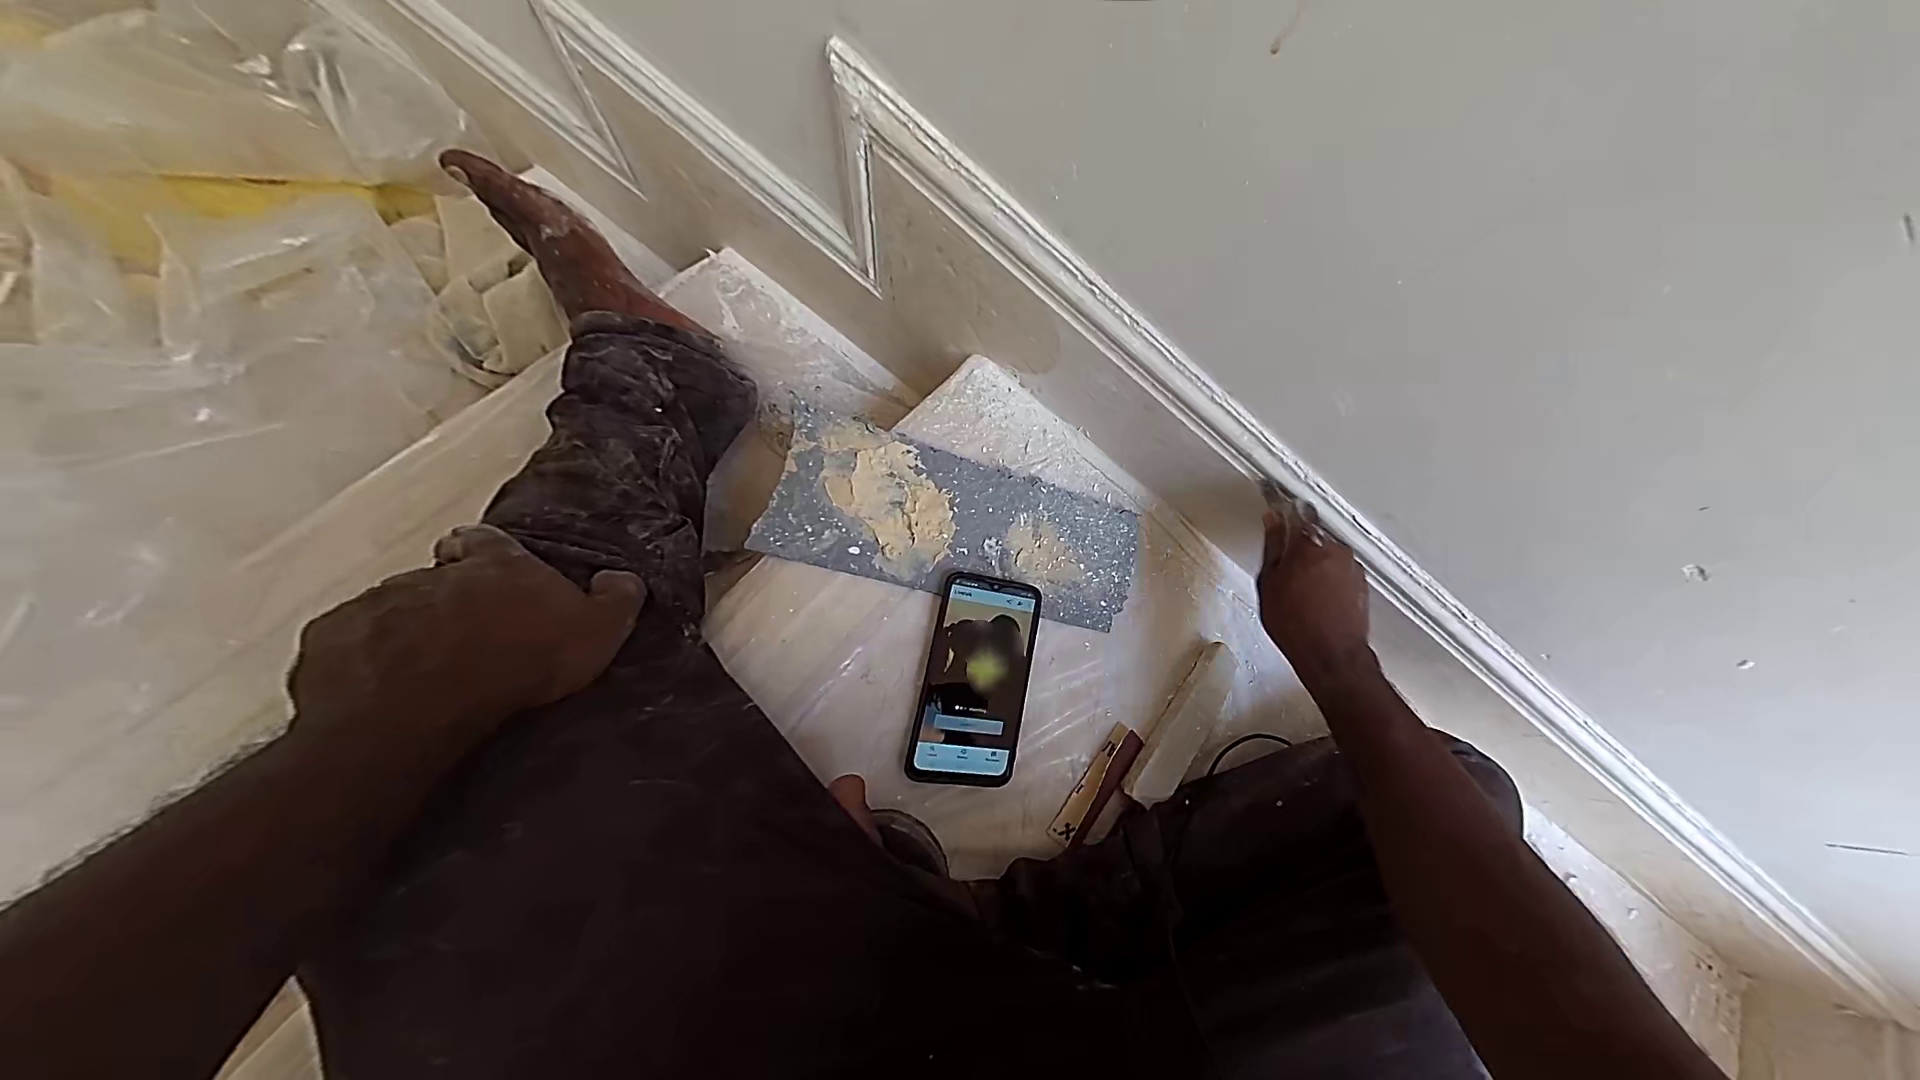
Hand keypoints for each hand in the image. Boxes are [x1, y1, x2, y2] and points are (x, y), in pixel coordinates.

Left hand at [288, 525, 645, 754]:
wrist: (426, 705)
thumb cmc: (524, 659)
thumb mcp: (597, 631)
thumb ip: (617, 599)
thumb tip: (623, 576)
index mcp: (495, 565)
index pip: (484, 538)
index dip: (484, 550)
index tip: (483, 565)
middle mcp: (433, 573)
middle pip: (436, 576)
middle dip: (446, 596)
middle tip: (463, 632)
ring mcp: (376, 603)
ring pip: (391, 608)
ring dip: (405, 627)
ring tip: (421, 667)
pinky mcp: (331, 639)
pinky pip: (348, 642)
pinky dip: (363, 656)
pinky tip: (377, 684)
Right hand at [1257, 494, 1373, 682]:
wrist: (1330, 654)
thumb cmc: (1297, 624)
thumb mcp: (1268, 583)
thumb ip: (1272, 546)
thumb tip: (1273, 522)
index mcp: (1309, 544)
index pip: (1296, 512)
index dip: (1282, 509)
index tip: (1273, 506)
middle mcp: (1336, 549)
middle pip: (1314, 532)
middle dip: (1297, 541)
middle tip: (1279, 561)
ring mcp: (1351, 566)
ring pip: (1327, 551)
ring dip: (1313, 559)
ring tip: (1295, 585)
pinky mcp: (1360, 582)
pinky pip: (1338, 568)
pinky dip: (1326, 575)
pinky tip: (1312, 595)